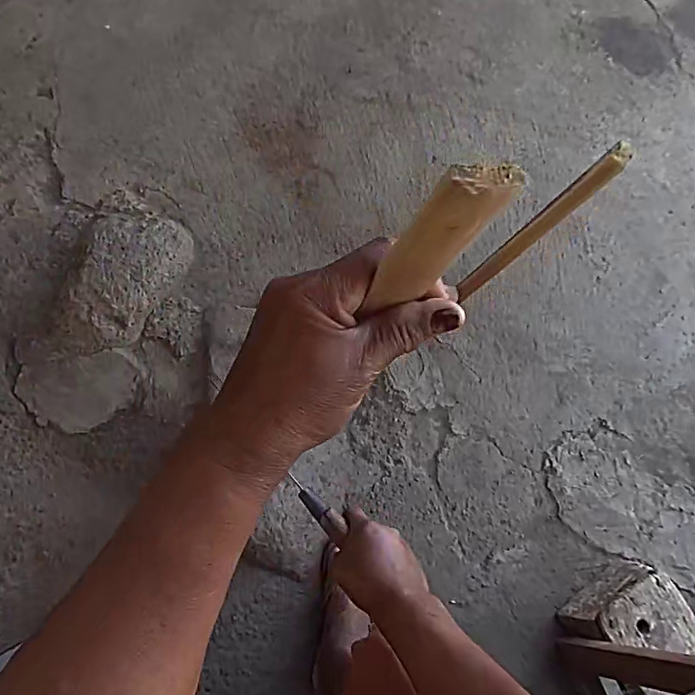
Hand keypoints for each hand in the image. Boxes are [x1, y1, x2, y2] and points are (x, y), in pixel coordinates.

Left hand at [204, 239, 463, 476]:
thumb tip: (446, 311)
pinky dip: (354, 323)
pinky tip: (361, 350)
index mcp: (314, 291)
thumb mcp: (360, 364)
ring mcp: (287, 304)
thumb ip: (403, 330)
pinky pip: (331, 308)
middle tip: (419, 327)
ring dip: (376, 312)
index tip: (437, 299)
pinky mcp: (286, 322)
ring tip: (385, 348)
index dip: (414, 274)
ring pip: (350, 292)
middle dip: (398, 296)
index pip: (377, 257)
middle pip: (364, 272)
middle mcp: (296, 287)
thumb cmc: (295, 406)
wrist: (248, 437)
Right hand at [329, 507, 432, 621]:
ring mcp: (401, 544)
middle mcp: (386, 531)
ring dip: (377, 554)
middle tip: (353, 560)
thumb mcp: (338, 569)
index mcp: (365, 527)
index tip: (340, 529)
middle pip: (369, 530)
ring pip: (384, 544)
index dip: (343, 521)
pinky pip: (396, 557)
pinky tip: (382, 582)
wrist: (399, 602)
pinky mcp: (412, 558)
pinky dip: (389, 565)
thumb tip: (341, 554)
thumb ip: (338, 554)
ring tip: (369, 576)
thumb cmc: (369, 585)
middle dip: (361, 542)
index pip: (351, 513)